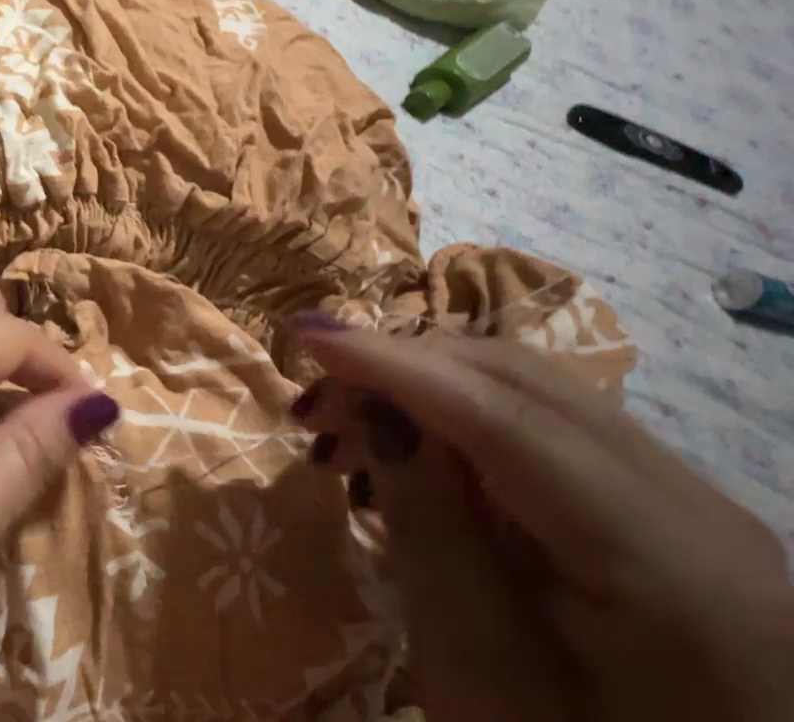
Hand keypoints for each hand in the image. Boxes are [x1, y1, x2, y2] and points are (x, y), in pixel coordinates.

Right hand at [288, 319, 793, 721]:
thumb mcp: (477, 670)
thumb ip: (430, 531)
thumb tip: (375, 409)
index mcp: (673, 568)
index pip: (513, 423)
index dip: (400, 367)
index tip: (301, 333)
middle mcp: (701, 510)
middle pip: (528, 387)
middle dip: (402, 370)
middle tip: (307, 404)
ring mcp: (689, 503)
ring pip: (535, 395)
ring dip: (423, 393)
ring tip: (338, 437)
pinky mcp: (662, 509)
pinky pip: (546, 431)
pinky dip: (458, 423)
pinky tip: (403, 456)